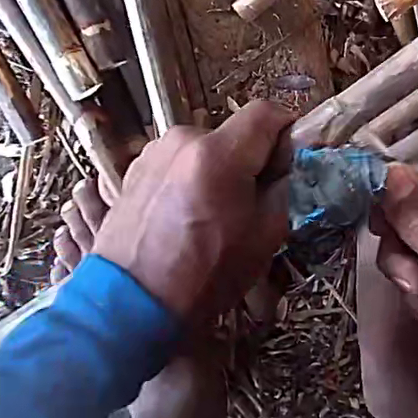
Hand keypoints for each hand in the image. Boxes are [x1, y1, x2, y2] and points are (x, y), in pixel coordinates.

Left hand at [92, 101, 293, 320]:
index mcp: (217, 153)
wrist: (129, 304)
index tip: (285, 166)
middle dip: (247, 161)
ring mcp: (152, 154)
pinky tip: (182, 218)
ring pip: (202, 150)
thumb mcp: (264, 237)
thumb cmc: (202, 276)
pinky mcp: (133, 170)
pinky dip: (187, 181)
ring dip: (214, 172)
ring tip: (209, 218)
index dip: (285, 134)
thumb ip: (284, 190)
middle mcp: (181, 140)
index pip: (266, 112)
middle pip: (231, 134)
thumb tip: (287, 169)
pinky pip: (175, 164)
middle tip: (248, 204)